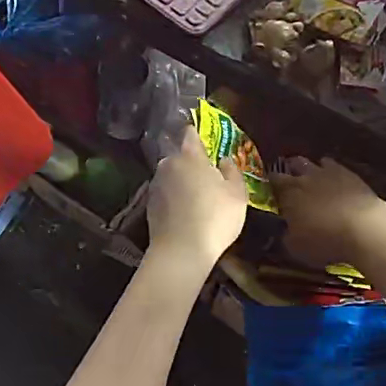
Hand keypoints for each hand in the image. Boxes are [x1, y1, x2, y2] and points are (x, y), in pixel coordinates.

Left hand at [147, 126, 247, 265]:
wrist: (181, 252)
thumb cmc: (215, 219)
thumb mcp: (237, 194)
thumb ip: (232, 171)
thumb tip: (224, 160)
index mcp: (189, 156)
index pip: (190, 134)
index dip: (197, 135)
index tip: (204, 140)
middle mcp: (167, 165)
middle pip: (180, 157)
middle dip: (191, 164)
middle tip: (206, 178)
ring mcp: (155, 186)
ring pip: (171, 177)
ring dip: (181, 183)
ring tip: (196, 199)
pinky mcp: (149, 206)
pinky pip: (165, 195)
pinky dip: (173, 199)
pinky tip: (184, 213)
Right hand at [271, 157, 385, 266]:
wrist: (364, 230)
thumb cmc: (324, 241)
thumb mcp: (296, 247)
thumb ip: (287, 234)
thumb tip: (285, 229)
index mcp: (289, 193)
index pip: (273, 180)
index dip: (269, 183)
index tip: (269, 189)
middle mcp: (307, 177)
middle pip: (294, 164)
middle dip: (289, 170)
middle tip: (289, 179)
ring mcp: (331, 173)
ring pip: (316, 162)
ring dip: (312, 168)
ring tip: (312, 178)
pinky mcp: (352, 175)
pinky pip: (337, 167)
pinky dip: (332, 172)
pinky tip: (335, 182)